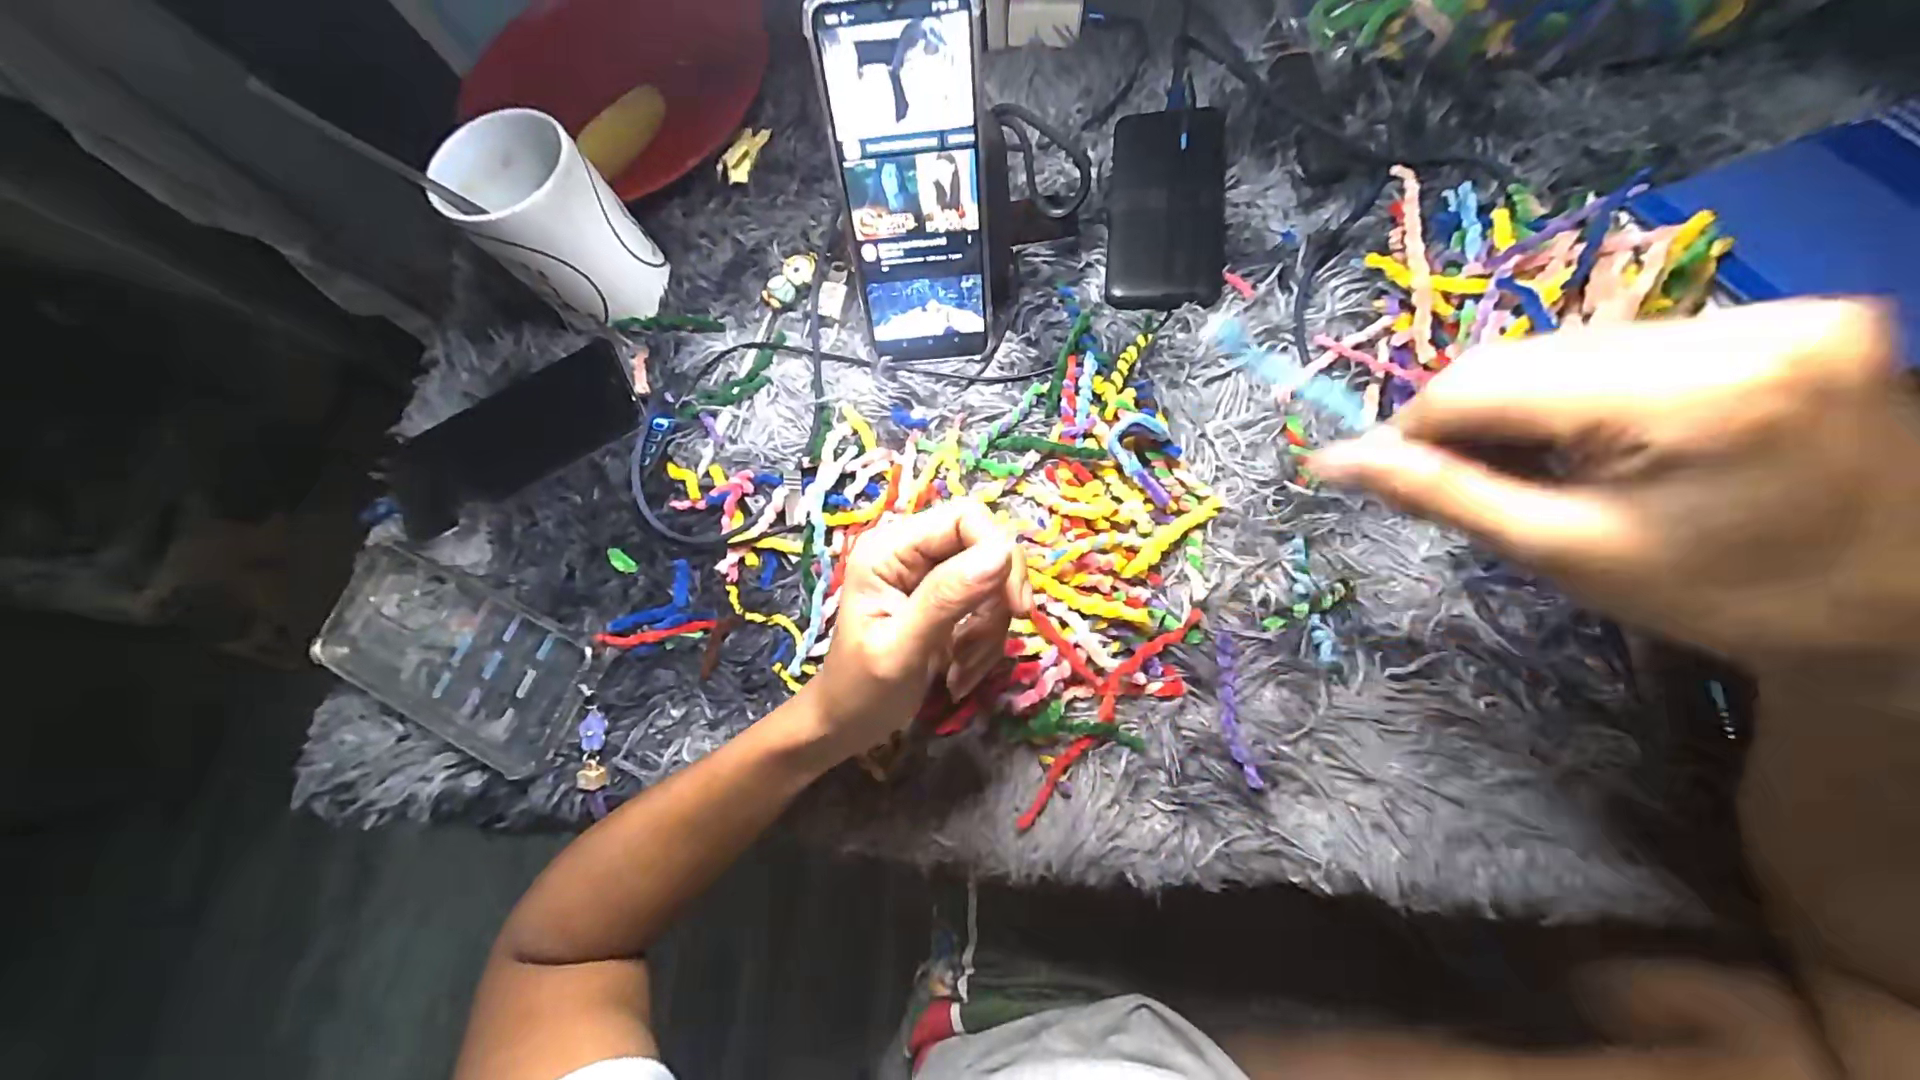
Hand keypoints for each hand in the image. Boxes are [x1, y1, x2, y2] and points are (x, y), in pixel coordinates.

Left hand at [795, 500, 1029, 760]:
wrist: (846, 724)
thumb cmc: (860, 690)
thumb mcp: (901, 648)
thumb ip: (946, 598)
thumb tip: (1002, 553)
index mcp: (889, 548)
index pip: (965, 517)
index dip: (999, 553)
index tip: (1013, 607)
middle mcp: (911, 550)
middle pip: (987, 546)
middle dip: (996, 601)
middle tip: (980, 648)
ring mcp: (929, 574)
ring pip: (994, 581)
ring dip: (990, 631)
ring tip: (960, 669)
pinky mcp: (946, 599)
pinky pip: (989, 607)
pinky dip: (985, 642)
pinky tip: (959, 671)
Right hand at [1310, 298, 1919, 667]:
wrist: (1903, 607)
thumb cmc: (1720, 596)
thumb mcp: (1561, 550)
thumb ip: (1439, 494)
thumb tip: (1332, 461)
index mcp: (1692, 395)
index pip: (1484, 382)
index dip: (1413, 427)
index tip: (1386, 474)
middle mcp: (1742, 326)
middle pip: (1525, 357)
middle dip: (1469, 419)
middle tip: (1466, 481)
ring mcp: (1774, 313)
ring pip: (1565, 348)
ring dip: (1520, 406)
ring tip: (1539, 467)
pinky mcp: (1787, 317)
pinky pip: (1621, 346)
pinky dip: (1577, 392)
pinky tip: (1593, 440)